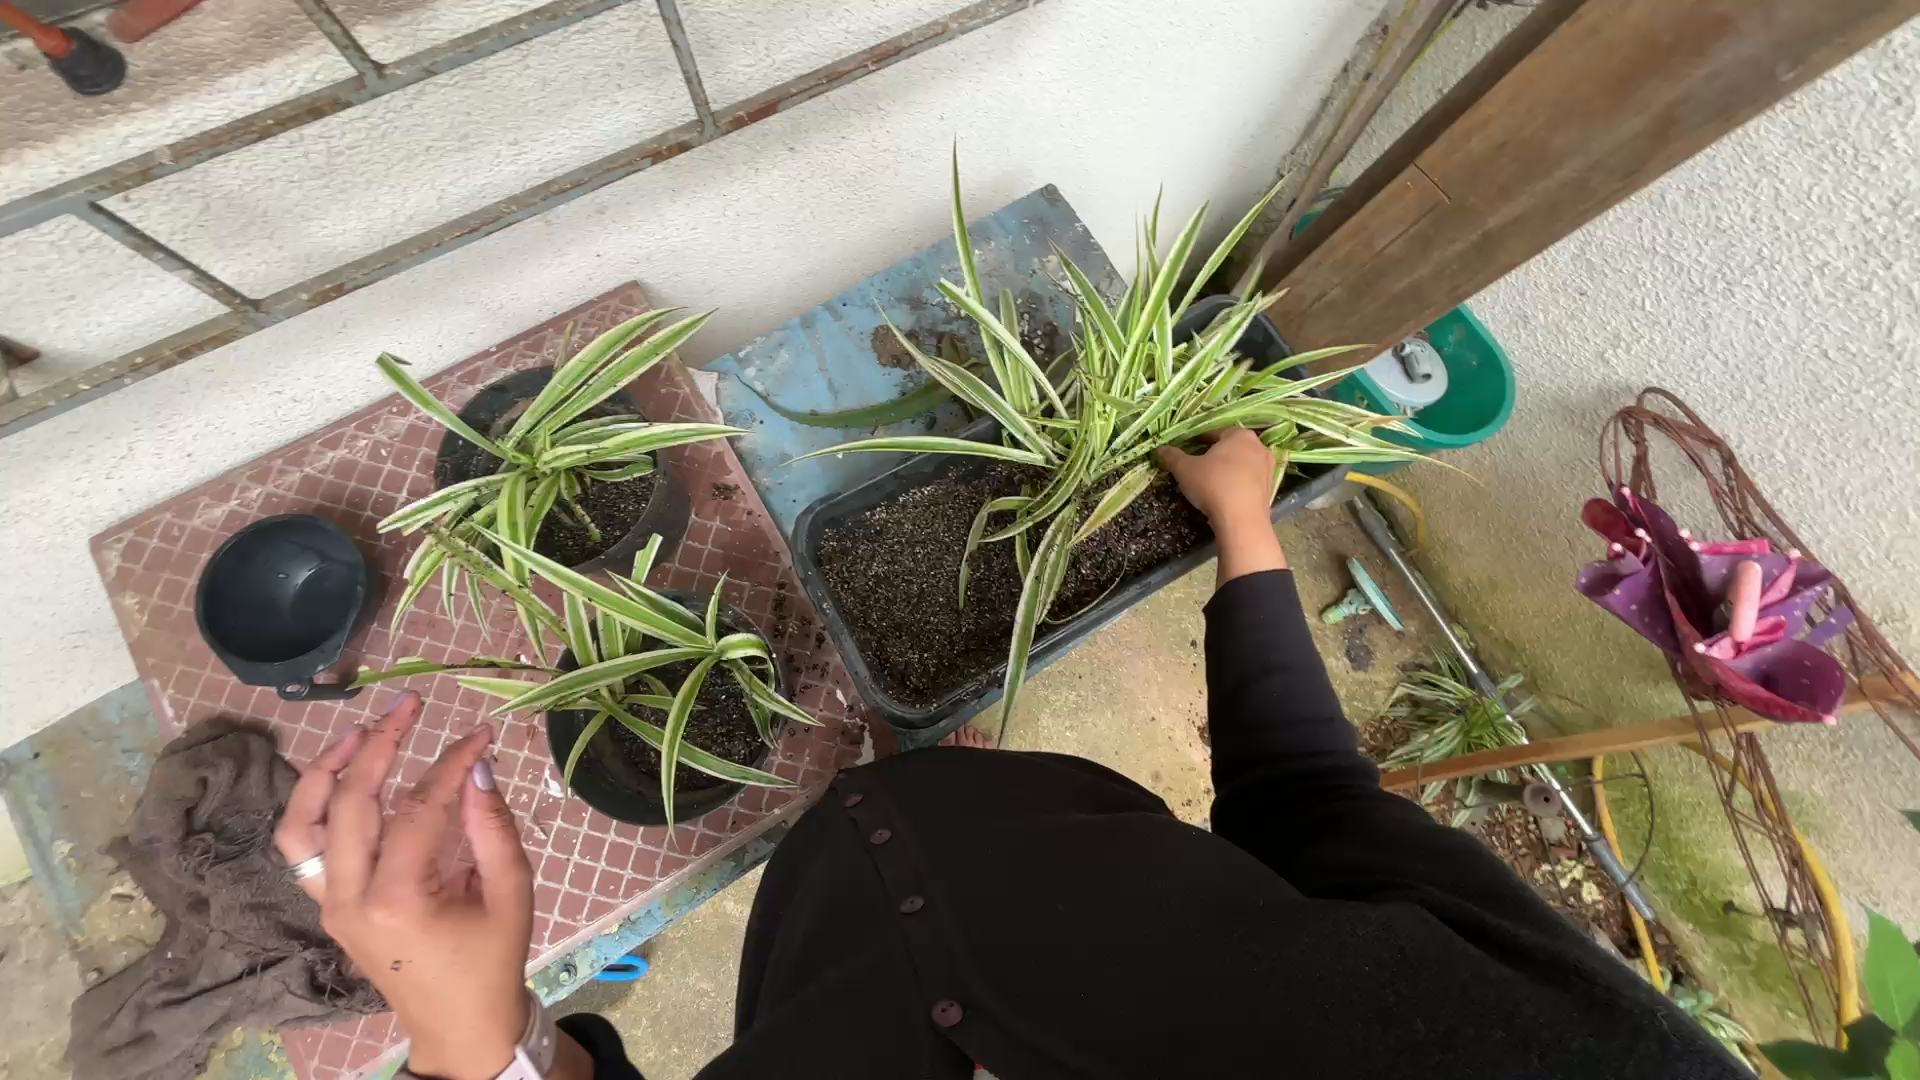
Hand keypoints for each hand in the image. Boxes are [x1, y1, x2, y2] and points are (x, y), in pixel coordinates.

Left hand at [274, 691, 533, 1079]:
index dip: (453, 760)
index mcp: (398, 896)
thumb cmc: (493, 955)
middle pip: (350, 802)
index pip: (421, 806)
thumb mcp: (511, 888)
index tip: (484, 730)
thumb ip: (493, 825)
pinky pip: (305, 849)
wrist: (457, 1021)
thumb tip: (479, 766)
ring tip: (359, 731)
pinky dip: (317, 805)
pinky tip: (346, 777)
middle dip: (380, 744)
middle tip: (412, 705)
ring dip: (325, 772)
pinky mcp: (330, 905)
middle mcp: (348, 897)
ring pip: (302, 826)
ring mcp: (329, 904)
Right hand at [1155, 428, 1286, 581]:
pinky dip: (1236, 483)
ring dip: (1226, 469)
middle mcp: (1258, 446)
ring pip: (1241, 464)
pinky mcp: (1270, 487)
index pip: (1213, 433)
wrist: (1241, 520)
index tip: (1185, 451)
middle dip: (1213, 455)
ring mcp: (1268, 467)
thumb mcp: (1184, 469)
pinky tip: (1224, 494)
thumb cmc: (1212, 485)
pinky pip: (1248, 480)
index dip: (1196, 441)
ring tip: (1210, 482)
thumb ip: (1172, 456)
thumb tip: (1160, 449)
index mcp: (1239, 435)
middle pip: (1229, 447)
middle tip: (1196, 467)